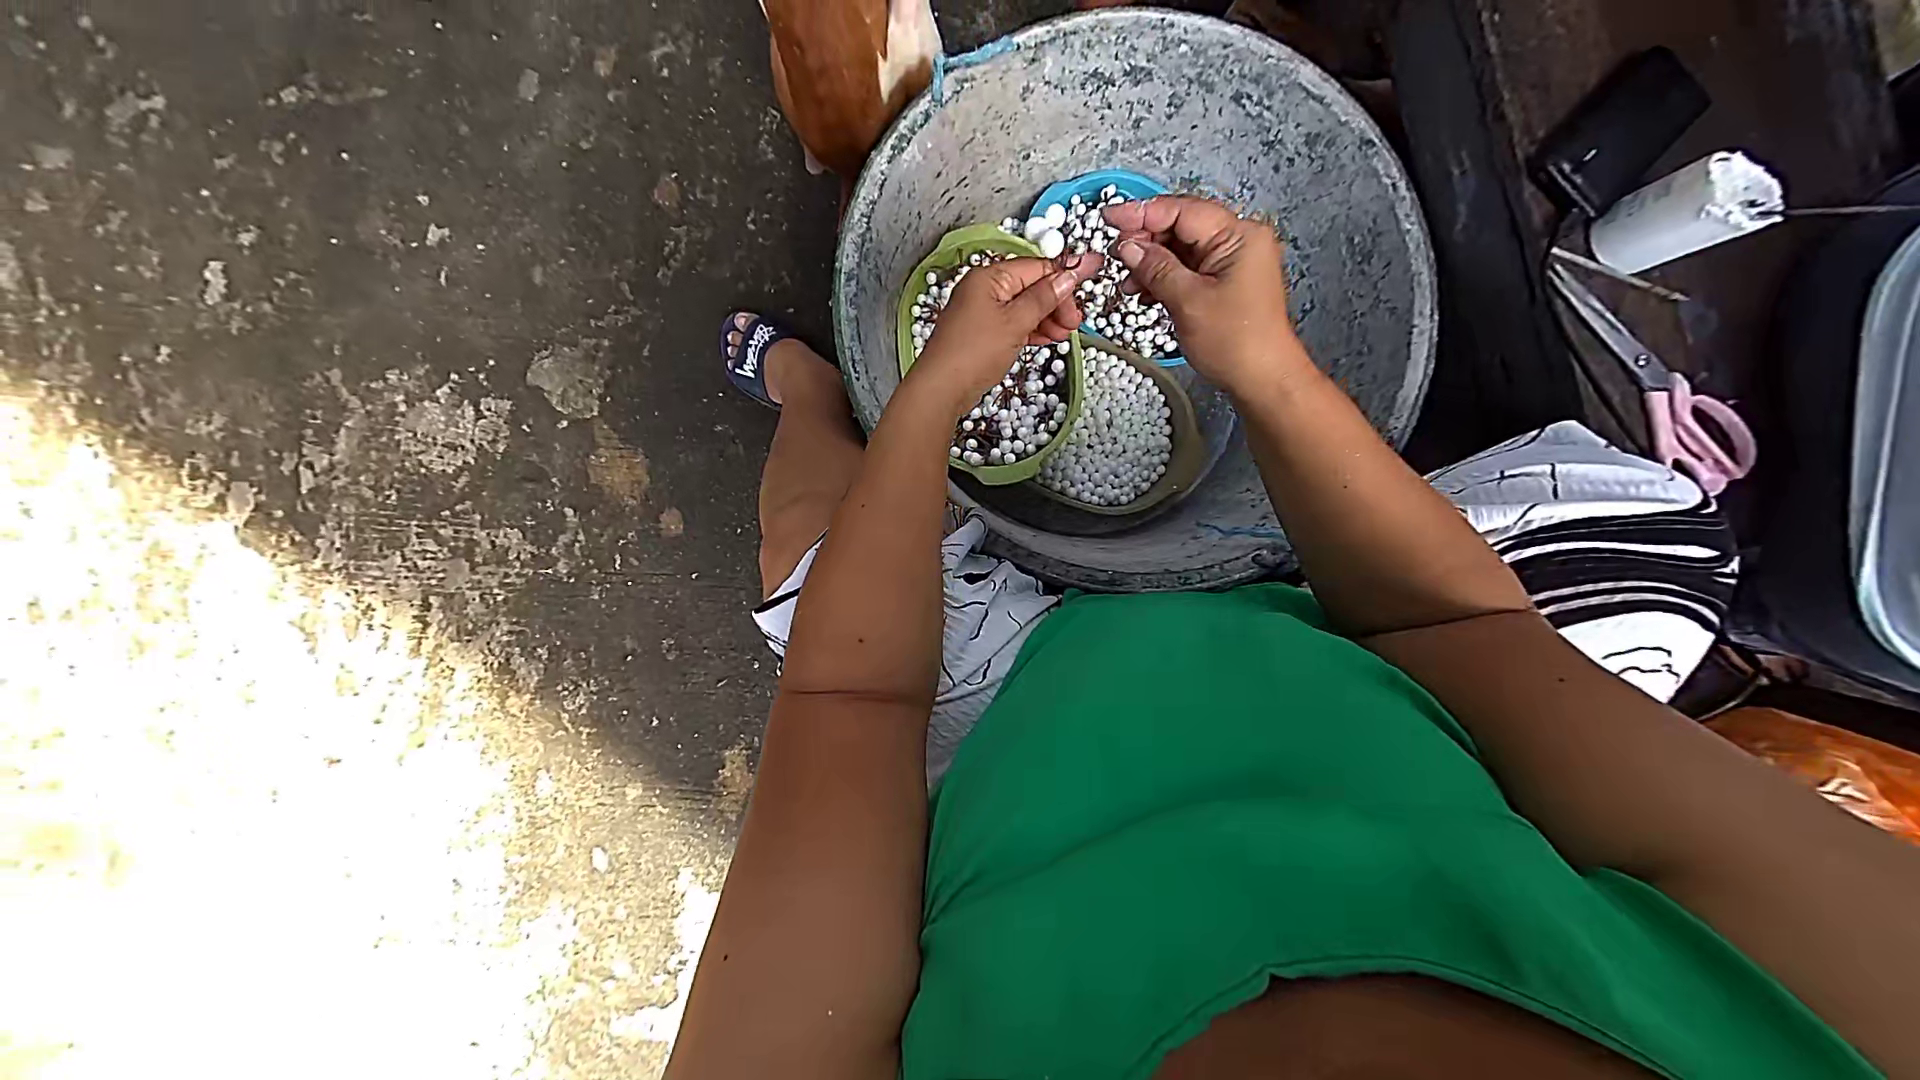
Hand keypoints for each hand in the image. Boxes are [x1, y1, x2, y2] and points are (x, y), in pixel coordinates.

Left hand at [903, 253, 1104, 417]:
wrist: (941, 389)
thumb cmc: (971, 353)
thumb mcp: (1015, 322)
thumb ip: (1043, 299)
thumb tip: (1066, 278)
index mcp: (990, 277)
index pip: (1036, 268)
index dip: (1063, 278)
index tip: (1089, 279)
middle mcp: (984, 290)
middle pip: (1031, 287)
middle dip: (1055, 303)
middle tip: (1072, 322)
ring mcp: (982, 312)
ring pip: (1024, 307)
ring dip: (1046, 319)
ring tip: (1062, 334)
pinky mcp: (982, 334)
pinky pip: (1013, 324)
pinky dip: (1031, 330)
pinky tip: (1045, 338)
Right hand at [1103, 195, 1299, 393]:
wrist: (1262, 378)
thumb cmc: (1237, 343)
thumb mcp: (1188, 301)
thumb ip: (1156, 269)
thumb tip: (1129, 247)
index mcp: (1239, 237)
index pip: (1183, 211)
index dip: (1142, 213)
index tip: (1111, 216)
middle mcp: (1239, 242)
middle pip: (1182, 226)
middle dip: (1146, 240)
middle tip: (1115, 253)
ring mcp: (1232, 263)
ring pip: (1182, 249)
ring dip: (1151, 262)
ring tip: (1128, 279)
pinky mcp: (1224, 282)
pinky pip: (1188, 269)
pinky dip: (1164, 277)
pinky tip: (1145, 289)